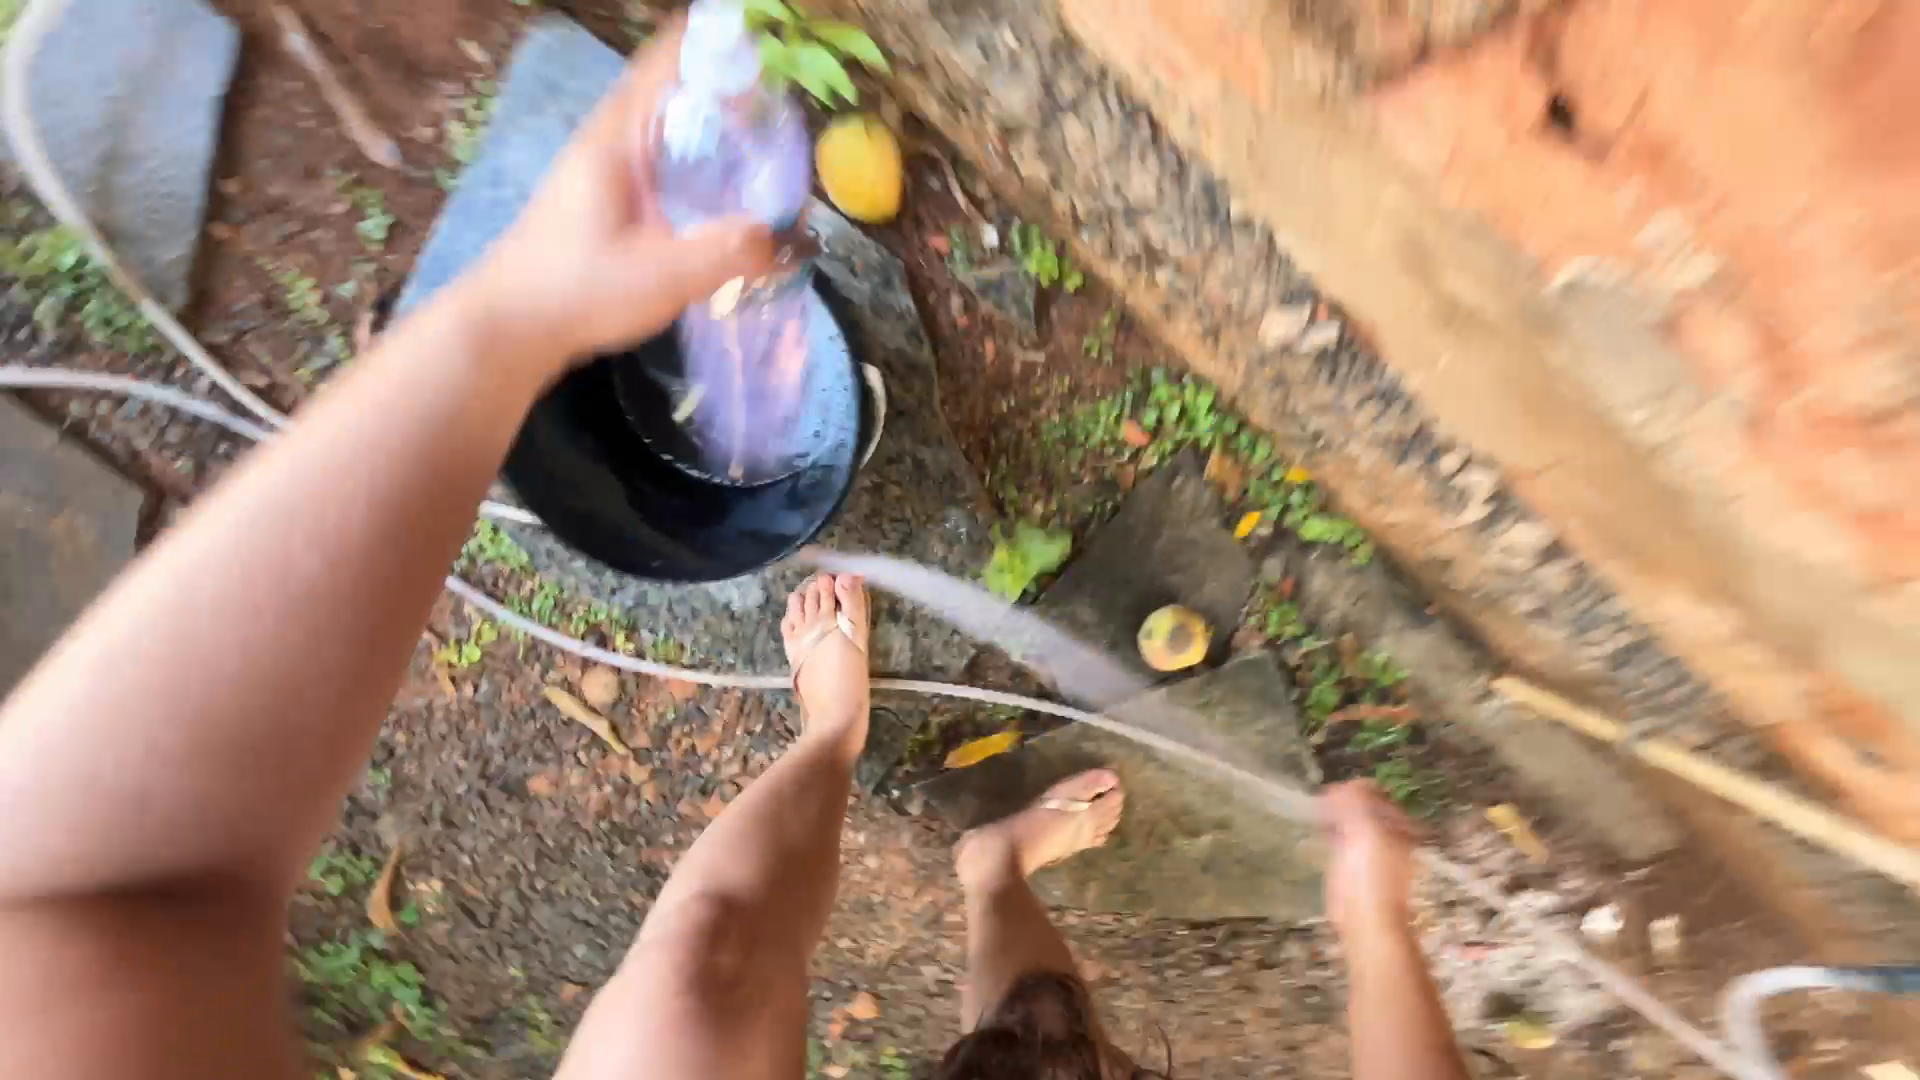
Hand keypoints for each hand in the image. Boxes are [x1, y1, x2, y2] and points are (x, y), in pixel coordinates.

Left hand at [460, 20, 776, 378]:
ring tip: (777, 161)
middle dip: (737, 98)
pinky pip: (675, 171)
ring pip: (680, 135)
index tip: (775, 53)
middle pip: (683, 94)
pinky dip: (709, 174)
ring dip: (725, 139)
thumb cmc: (579, 289)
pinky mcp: (619, 205)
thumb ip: (728, 253)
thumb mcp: (663, 275)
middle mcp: (618, 141)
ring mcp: (615, 172)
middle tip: (793, 122)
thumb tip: (787, 238)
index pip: (672, 59)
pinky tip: (735, 204)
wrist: (514, 326)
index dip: (722, 45)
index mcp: (622, 135)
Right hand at [1321, 780, 1416, 938]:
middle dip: (1344, 799)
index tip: (1338, 793)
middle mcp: (1384, 834)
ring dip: (1334, 811)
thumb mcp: (1369, 832)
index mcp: (1397, 828)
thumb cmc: (1371, 874)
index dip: (1358, 789)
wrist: (1364, 916)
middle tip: (1327, 801)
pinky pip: (1338, 834)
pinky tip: (1318, 826)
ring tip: (1321, 811)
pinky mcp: (1348, 859)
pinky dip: (1328, 826)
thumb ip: (1360, 805)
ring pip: (1348, 818)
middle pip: (1362, 805)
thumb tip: (1352, 783)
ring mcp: (1366, 847)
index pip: (1377, 795)